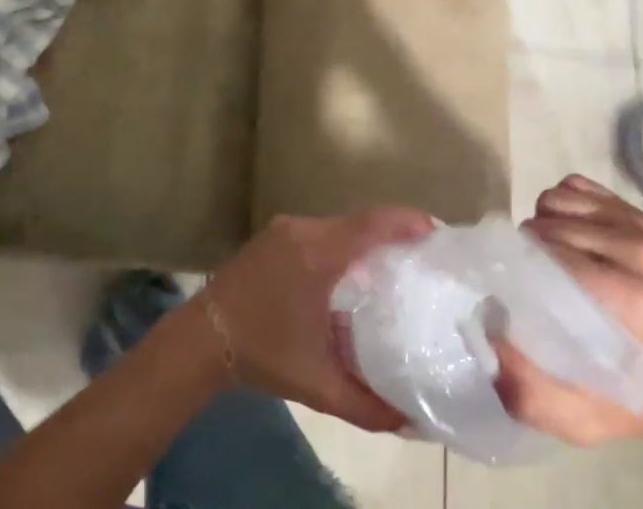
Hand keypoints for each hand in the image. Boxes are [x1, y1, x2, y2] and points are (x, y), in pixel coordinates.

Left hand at [199, 207, 436, 431]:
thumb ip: (368, 405)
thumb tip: (413, 421)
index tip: (441, 236)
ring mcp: (283, 230)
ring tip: (397, 271)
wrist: (201, 339)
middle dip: (395, 237)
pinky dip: (343, 247)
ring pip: (339, 227)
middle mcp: (302, 230)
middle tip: (427, 263)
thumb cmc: (262, 354)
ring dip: (367, 243)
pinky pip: (320, 233)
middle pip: (360, 222)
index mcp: (317, 253)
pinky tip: (354, 276)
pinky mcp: (272, 238)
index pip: (374, 223)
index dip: (410, 222)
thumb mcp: (319, 385)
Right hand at [496, 175, 642, 452]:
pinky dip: (563, 207)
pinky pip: (581, 190)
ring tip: (548, 259)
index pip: (548, 249)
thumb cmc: (635, 401)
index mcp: (629, 296)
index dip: (517, 262)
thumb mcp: (580, 419)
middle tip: (531, 279)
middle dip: (529, 246)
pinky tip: (566, 237)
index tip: (510, 287)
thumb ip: (528, 387)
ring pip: (561, 201)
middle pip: (551, 223)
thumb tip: (486, 330)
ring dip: (543, 225)